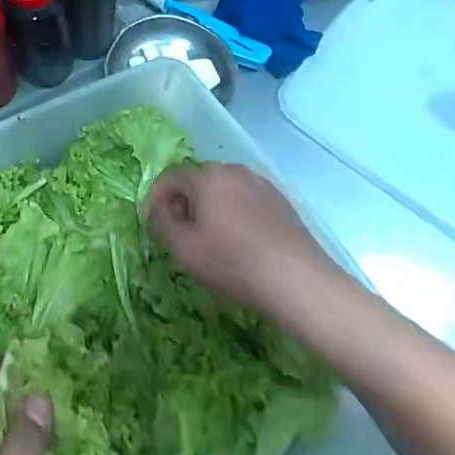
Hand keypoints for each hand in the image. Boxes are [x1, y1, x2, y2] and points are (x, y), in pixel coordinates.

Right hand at [144, 163, 350, 313]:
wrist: (300, 283)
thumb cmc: (234, 263)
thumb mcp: (183, 249)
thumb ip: (160, 224)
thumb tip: (156, 211)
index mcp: (207, 176)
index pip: (170, 178)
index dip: (156, 199)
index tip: (155, 225)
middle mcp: (235, 171)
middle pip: (198, 181)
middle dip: (184, 204)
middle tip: (182, 235)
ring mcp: (262, 184)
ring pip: (224, 191)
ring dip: (210, 209)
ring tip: (212, 242)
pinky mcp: (282, 202)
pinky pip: (246, 201)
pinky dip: (235, 214)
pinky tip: (241, 244)